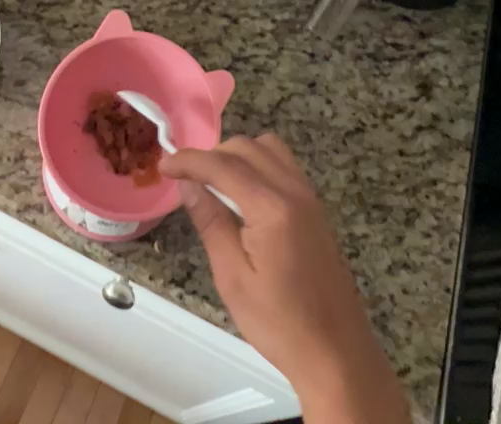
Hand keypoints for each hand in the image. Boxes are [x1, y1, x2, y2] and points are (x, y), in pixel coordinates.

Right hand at [162, 135, 405, 423]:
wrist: (337, 353)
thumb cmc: (280, 323)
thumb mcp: (233, 277)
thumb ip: (211, 222)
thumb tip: (188, 185)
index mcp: (273, 208)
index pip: (223, 166)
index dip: (189, 160)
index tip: (163, 165)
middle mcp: (295, 191)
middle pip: (247, 148)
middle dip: (212, 155)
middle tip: (186, 179)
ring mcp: (310, 198)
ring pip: (269, 149)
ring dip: (237, 155)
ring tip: (212, 182)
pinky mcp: (316, 209)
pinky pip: (284, 166)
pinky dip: (258, 164)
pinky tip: (242, 193)